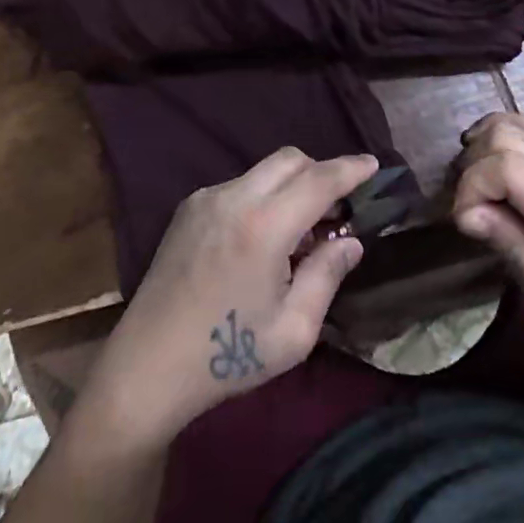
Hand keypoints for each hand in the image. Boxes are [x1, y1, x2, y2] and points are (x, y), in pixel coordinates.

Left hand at [72, 149, 376, 447]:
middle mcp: (231, 197)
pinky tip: (261, 240)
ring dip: (289, 187)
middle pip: (287, 160)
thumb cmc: (229, 354)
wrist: (150, 362)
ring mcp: (204, 199)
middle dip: (319, 172)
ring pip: (260, 171)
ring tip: (299, 236)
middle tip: (337, 211)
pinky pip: (237, 187)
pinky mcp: (187, 209)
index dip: (350, 169)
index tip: (373, 164)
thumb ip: (326, 275)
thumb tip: (350, 241)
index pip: (317, 180)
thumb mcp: (294, 329)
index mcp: (262, 225)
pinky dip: (261, 198)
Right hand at [451, 113, 523, 367]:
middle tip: (470, 207)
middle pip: (504, 138)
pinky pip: (523, 130)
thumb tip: (467, 212)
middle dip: (471, 168)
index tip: (466, 222)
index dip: (473, 187)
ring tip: (476, 187)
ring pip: (510, 126)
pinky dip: (495, 141)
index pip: (509, 168)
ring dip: (480, 150)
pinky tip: (490, 169)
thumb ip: (512, 250)